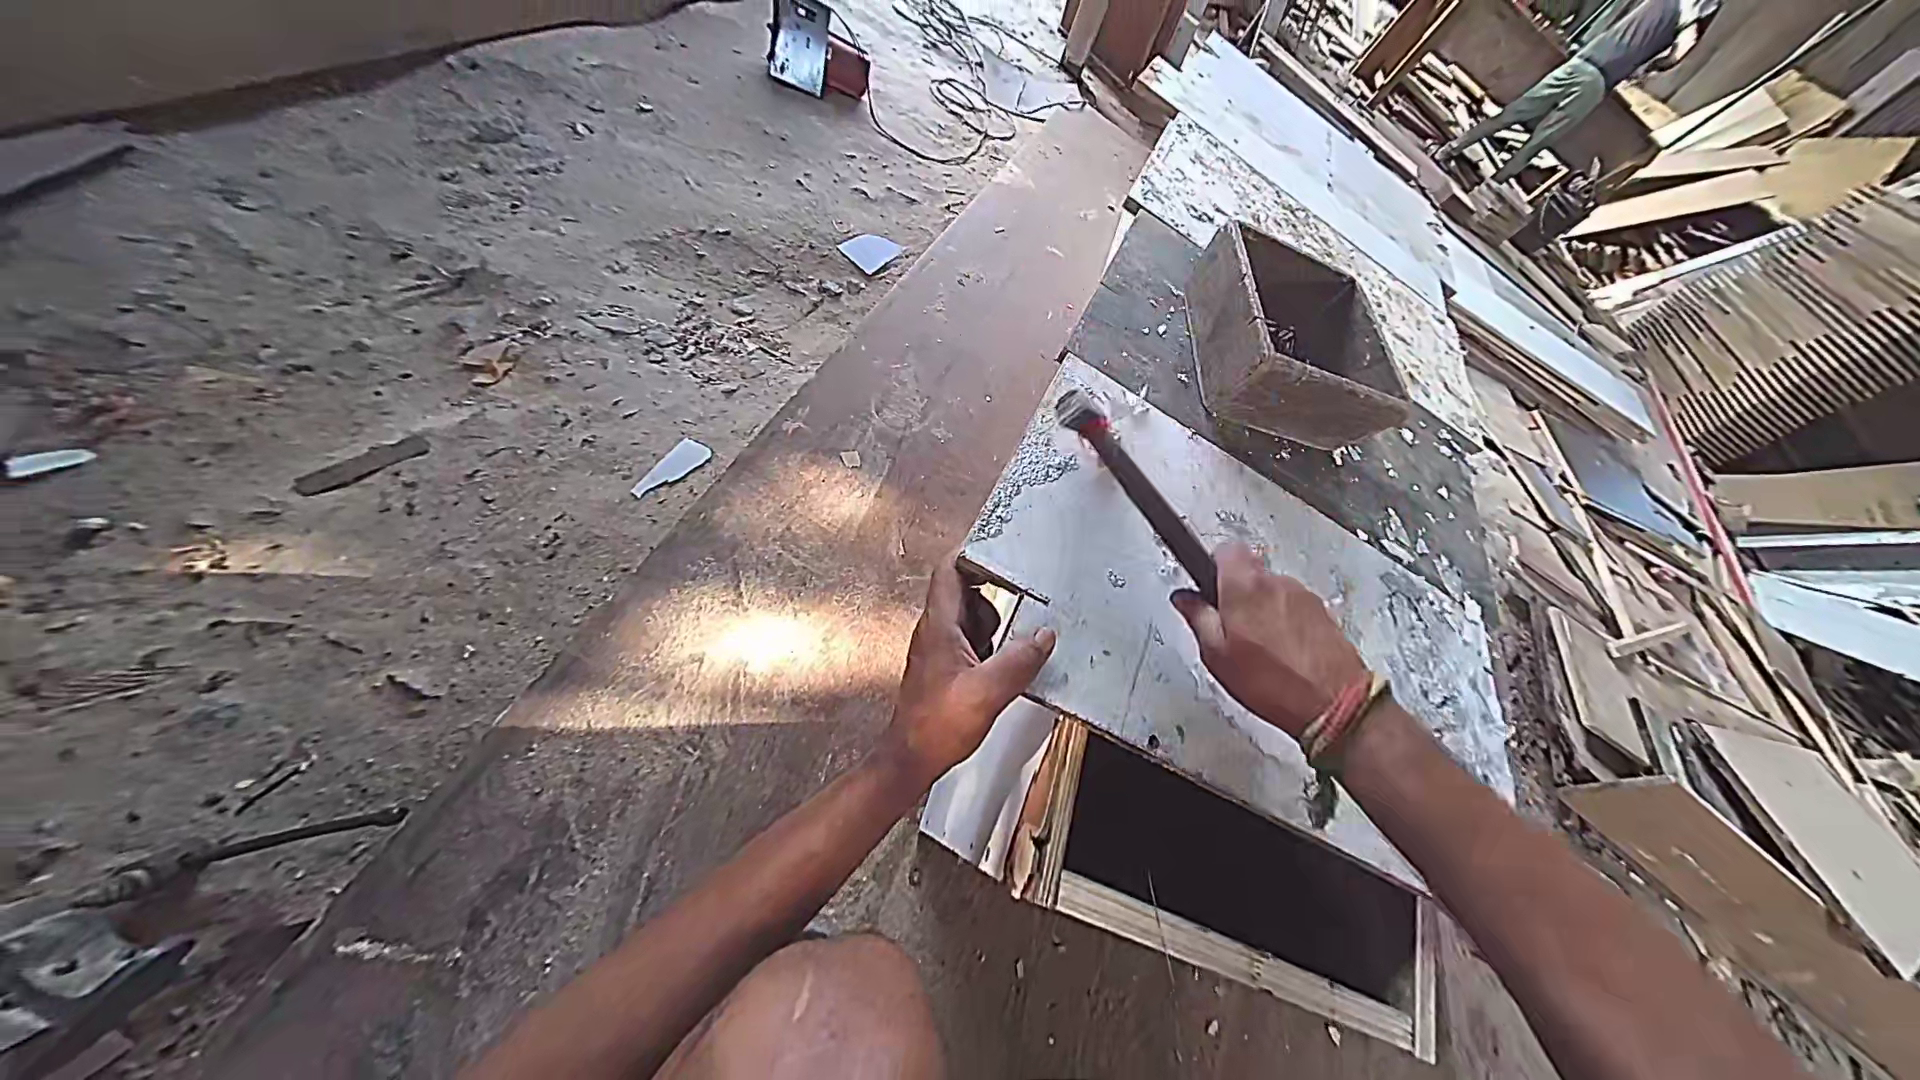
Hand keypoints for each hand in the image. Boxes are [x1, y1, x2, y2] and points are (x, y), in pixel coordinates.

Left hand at [886, 555, 1055, 785]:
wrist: (911, 757)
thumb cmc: (935, 727)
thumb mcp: (987, 692)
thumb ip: (1018, 661)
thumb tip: (1043, 637)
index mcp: (939, 627)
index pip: (949, 571)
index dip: (972, 554)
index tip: (998, 549)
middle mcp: (935, 632)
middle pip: (964, 591)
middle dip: (994, 598)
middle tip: (1019, 607)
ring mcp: (939, 648)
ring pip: (970, 617)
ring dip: (994, 625)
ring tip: (1008, 650)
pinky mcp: (945, 665)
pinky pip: (971, 640)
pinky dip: (989, 645)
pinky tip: (1000, 668)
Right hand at [1170, 543, 1366, 737]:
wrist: (1334, 706)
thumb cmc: (1274, 682)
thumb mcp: (1217, 655)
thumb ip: (1198, 618)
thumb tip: (1184, 599)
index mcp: (1245, 588)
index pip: (1226, 549)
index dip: (1213, 565)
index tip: (1208, 584)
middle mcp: (1277, 584)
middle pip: (1250, 570)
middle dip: (1236, 591)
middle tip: (1228, 624)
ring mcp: (1304, 596)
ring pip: (1272, 589)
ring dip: (1262, 607)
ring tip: (1257, 645)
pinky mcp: (1323, 612)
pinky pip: (1293, 606)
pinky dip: (1284, 620)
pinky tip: (1280, 651)